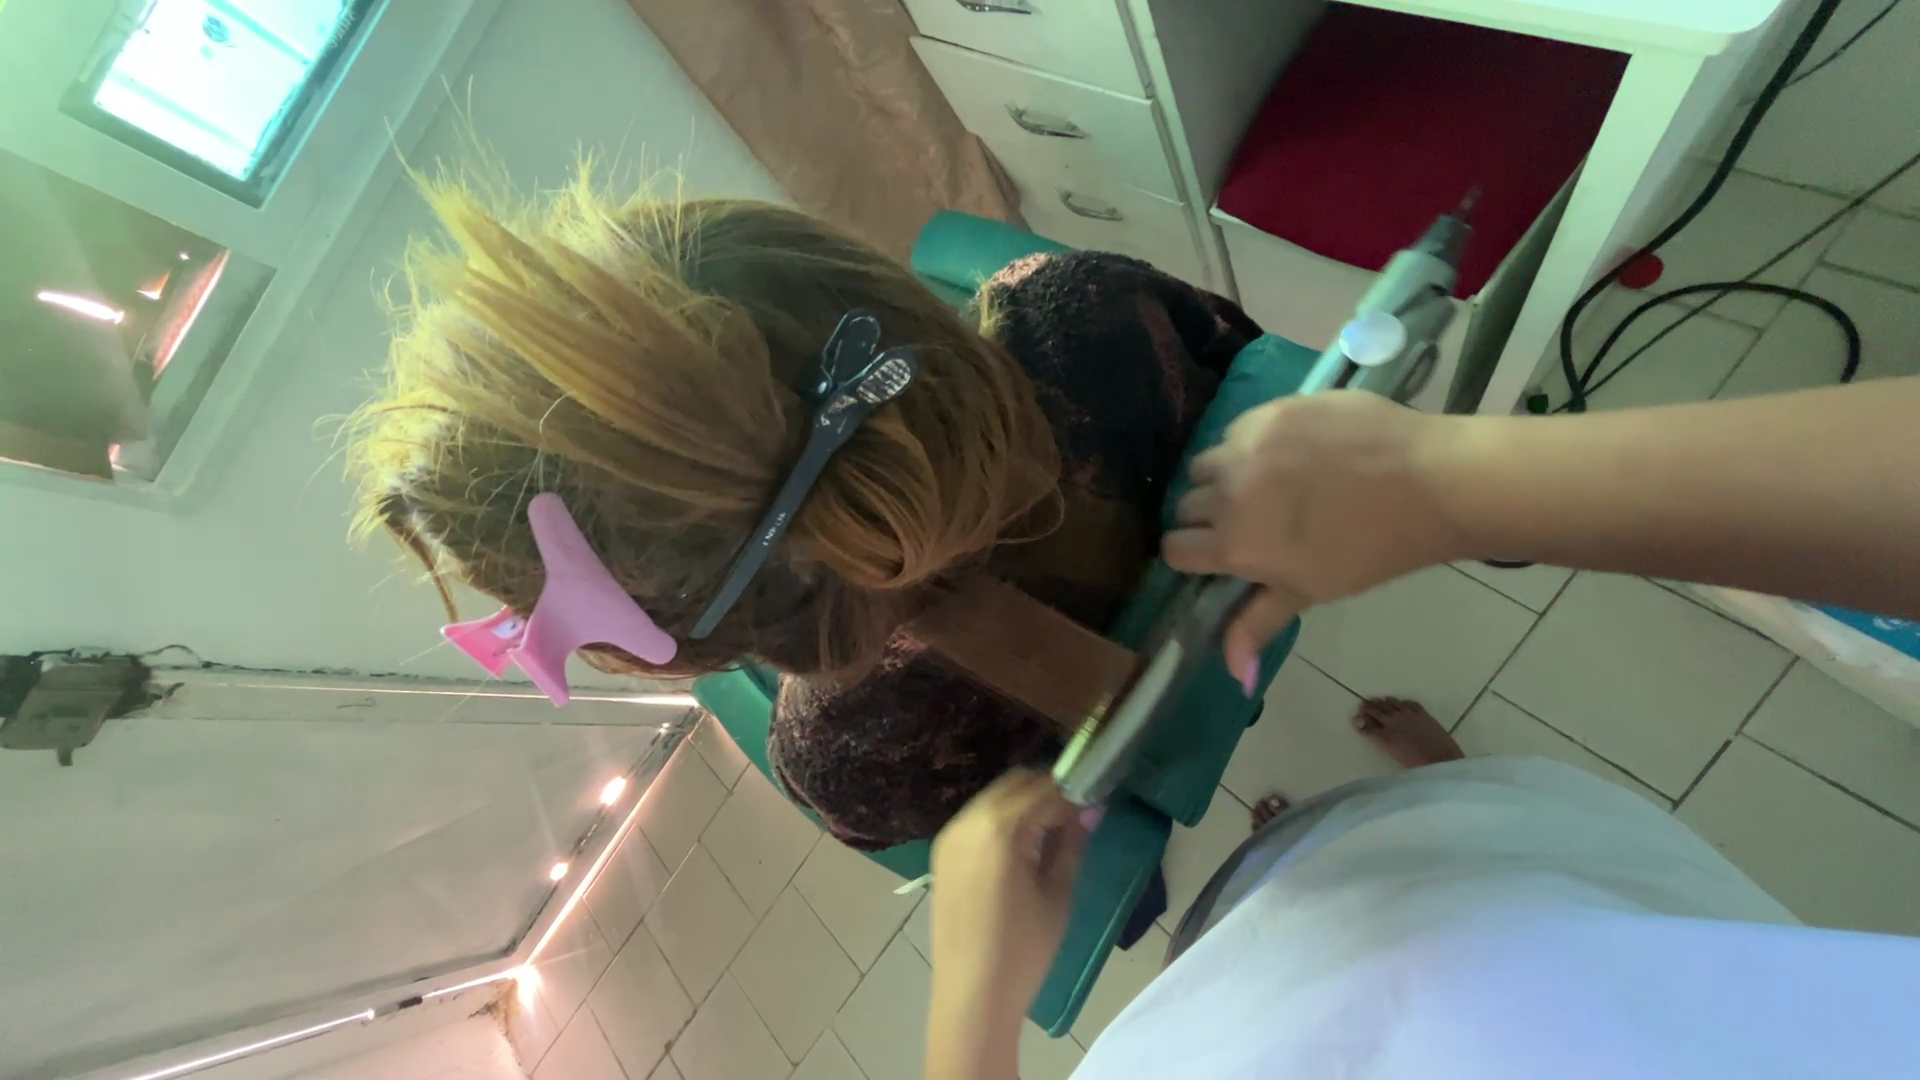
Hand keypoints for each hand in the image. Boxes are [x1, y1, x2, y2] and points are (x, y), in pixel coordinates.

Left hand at [926, 770, 1091, 1075]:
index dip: (1074, 791)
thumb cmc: (1024, 949)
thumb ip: (1072, 841)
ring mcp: (951, 832)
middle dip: (1048, 789)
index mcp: (1001, 828)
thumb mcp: (1058, 892)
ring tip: (1050, 830)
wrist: (972, 995)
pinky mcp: (943, 848)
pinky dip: (1002, 816)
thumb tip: (1090, 807)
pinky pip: (978, 814)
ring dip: (1025, 800)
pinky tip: (1020, 844)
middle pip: (1017, 781)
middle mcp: (970, 819)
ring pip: (996, 795)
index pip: (1045, 787)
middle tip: (1075, 814)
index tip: (1096, 801)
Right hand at [1164, 392, 1474, 680]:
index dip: (1195, 555)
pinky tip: (1290, 451)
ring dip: (1224, 476)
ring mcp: (1246, 445)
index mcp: (1234, 544)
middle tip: (1251, 518)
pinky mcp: (1268, 410)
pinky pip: (1236, 430)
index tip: (1220, 553)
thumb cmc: (1373, 549)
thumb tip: (1230, 676)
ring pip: (1206, 464)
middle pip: (1187, 505)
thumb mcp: (1310, 591)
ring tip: (1266, 481)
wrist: (1433, 482)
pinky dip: (1252, 443)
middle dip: (1210, 515)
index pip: (1174, 548)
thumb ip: (1257, 624)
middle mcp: (1227, 493)